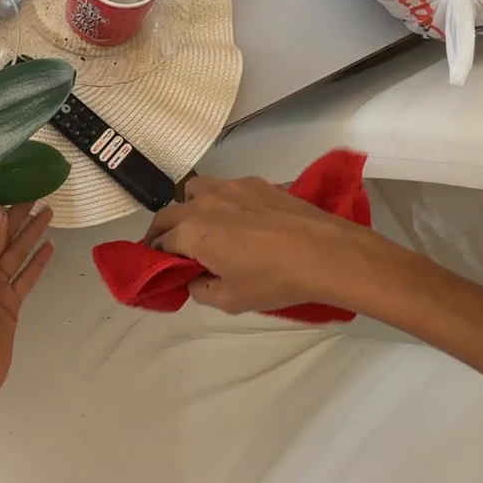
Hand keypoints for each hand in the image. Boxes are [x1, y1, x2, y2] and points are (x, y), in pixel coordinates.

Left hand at [0, 204, 53, 400]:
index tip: (11, 185)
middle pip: (1, 236)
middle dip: (18, 215)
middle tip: (38, 192)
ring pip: (16, 252)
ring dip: (31, 233)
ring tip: (49, 211)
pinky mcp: (11, 303)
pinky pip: (27, 276)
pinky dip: (38, 261)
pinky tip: (50, 245)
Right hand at [142, 176, 417, 315]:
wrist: (324, 253)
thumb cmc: (274, 280)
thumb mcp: (230, 300)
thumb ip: (200, 290)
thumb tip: (194, 279)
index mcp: (190, 232)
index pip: (160, 242)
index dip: (157, 256)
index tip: (162, 266)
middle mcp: (202, 203)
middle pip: (168, 213)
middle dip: (164, 231)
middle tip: (173, 249)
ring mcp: (229, 187)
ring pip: (193, 190)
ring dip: (189, 207)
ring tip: (205, 225)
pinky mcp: (254, 182)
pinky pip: (224, 187)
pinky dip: (220, 200)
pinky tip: (241, 219)